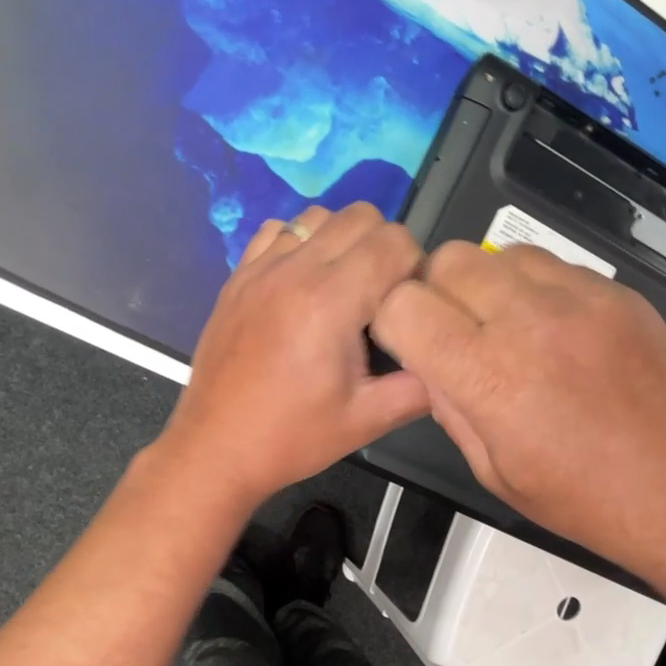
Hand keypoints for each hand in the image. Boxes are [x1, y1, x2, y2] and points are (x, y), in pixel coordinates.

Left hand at [154, 203, 428, 505]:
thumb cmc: (292, 437)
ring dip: (343, 241)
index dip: (414, 269)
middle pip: (361, 216)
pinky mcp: (237, 277)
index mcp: (330, 301)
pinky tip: (303, 286)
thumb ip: (420, 387)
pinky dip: (301, 243)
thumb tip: (448, 360)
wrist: (217, 449)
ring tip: (344, 289)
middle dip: (385, 248)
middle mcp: (294, 270)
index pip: (394, 242)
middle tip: (382, 298)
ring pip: (319, 216)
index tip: (408, 306)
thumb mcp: (367, 421)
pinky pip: (278, 231)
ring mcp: (260, 268)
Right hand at [371, 241, 665, 574]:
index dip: (394, 322)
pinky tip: (554, 329)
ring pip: (499, 252)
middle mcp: (527, 322)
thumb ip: (449, 408)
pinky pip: (552, 264)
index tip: (410, 343)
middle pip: (446, 260)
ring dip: (486, 283)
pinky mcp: (616, 292)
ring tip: (506, 327)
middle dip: (435, 292)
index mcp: (487, 376)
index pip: (403, 305)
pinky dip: (536, 288)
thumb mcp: (492, 470)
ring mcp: (578, 299)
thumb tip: (429, 363)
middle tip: (456, 331)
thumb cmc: (578, 496)